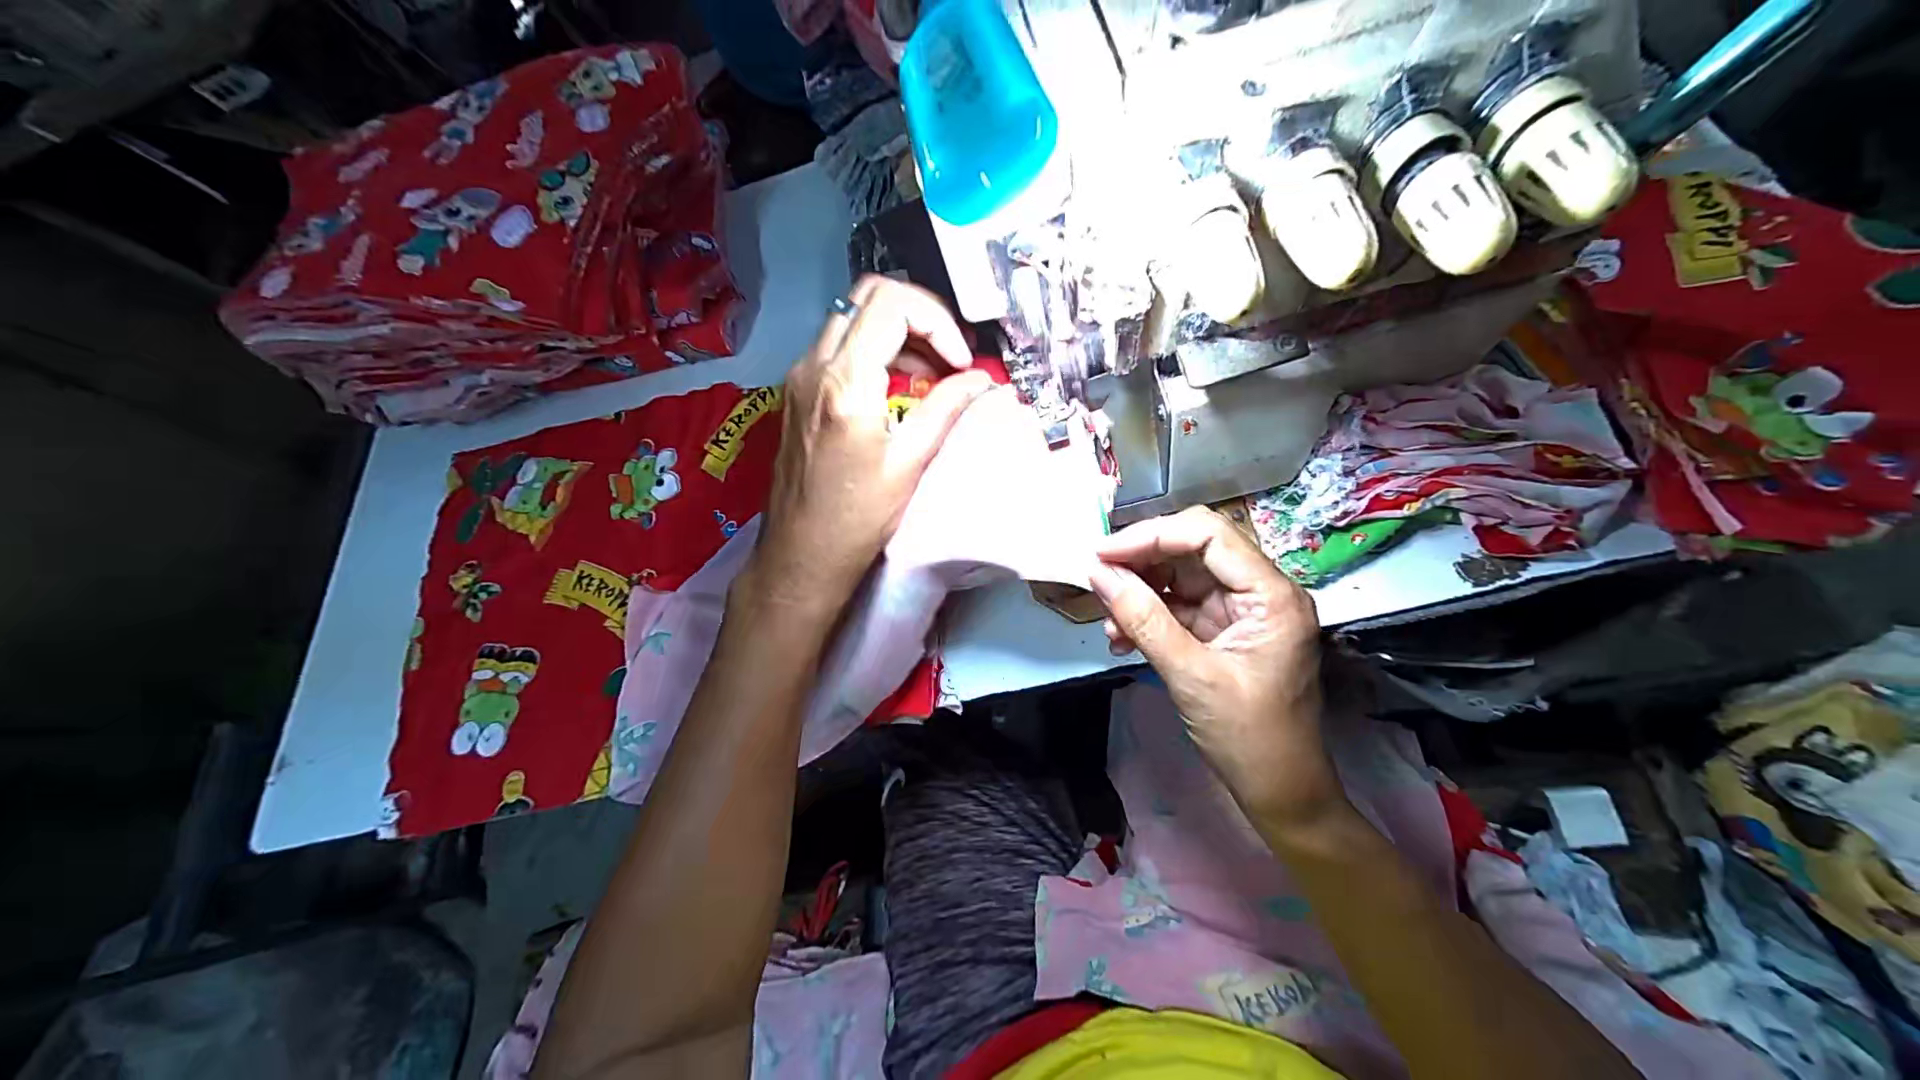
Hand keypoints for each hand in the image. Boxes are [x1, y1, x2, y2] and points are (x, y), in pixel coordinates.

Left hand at [745, 275, 993, 621]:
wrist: (800, 556)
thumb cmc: (855, 520)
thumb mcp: (909, 463)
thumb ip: (946, 409)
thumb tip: (982, 380)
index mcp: (844, 381)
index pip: (893, 304)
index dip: (938, 322)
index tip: (960, 362)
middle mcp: (813, 366)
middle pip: (868, 297)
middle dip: (919, 317)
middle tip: (948, 357)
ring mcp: (799, 376)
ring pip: (852, 318)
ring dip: (898, 335)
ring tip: (932, 377)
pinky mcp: (797, 391)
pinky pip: (839, 346)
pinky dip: (875, 351)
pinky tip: (899, 389)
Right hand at [1088, 506, 1339, 825]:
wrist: (1279, 791)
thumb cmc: (1249, 737)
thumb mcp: (1191, 676)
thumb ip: (1144, 620)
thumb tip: (1098, 574)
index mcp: (1271, 594)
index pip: (1208, 535)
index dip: (1151, 536)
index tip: (1102, 554)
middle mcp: (1259, 591)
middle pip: (1191, 551)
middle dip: (1140, 564)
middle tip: (1098, 581)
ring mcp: (1240, 611)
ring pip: (1179, 578)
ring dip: (1138, 594)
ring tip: (1109, 623)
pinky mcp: (1222, 631)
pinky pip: (1177, 608)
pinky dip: (1147, 617)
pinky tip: (1121, 638)